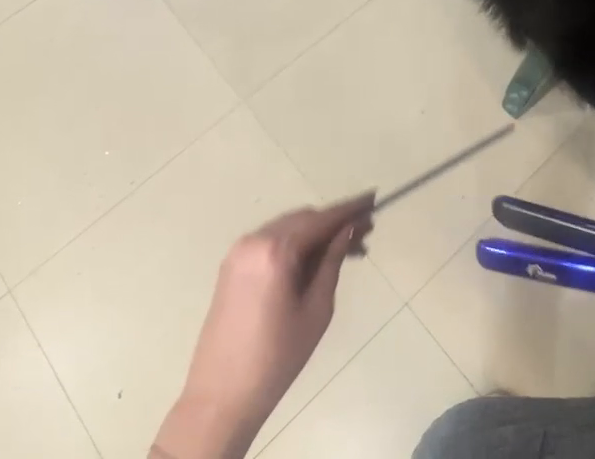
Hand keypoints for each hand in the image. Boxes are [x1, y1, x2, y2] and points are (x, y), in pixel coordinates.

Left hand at [156, 194, 373, 458]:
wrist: (222, 394)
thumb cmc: (277, 357)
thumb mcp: (316, 310)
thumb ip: (331, 263)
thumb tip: (347, 231)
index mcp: (275, 251)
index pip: (321, 219)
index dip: (350, 209)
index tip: (373, 199)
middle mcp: (254, 241)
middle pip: (303, 219)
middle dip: (334, 223)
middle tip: (366, 234)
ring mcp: (239, 252)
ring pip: (287, 229)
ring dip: (316, 234)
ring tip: (346, 250)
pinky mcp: (232, 266)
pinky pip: (271, 242)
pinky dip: (295, 244)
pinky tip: (315, 260)